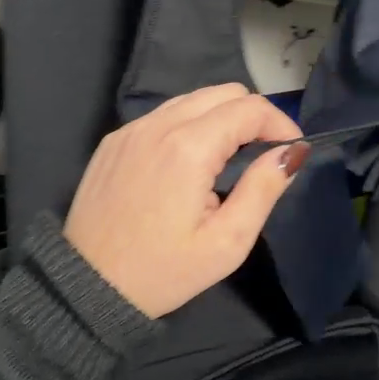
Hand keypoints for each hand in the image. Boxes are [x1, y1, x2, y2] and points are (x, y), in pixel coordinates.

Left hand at [64, 84, 308, 318]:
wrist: (86, 287)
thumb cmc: (163, 271)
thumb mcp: (227, 242)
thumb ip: (263, 189)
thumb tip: (292, 152)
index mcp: (189, 148)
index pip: (249, 108)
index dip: (280, 122)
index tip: (291, 149)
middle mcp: (157, 125)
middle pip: (223, 93)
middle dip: (252, 116)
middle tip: (263, 154)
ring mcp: (130, 130)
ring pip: (191, 99)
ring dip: (220, 118)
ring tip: (228, 160)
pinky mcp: (113, 141)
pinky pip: (162, 116)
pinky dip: (188, 126)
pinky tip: (189, 165)